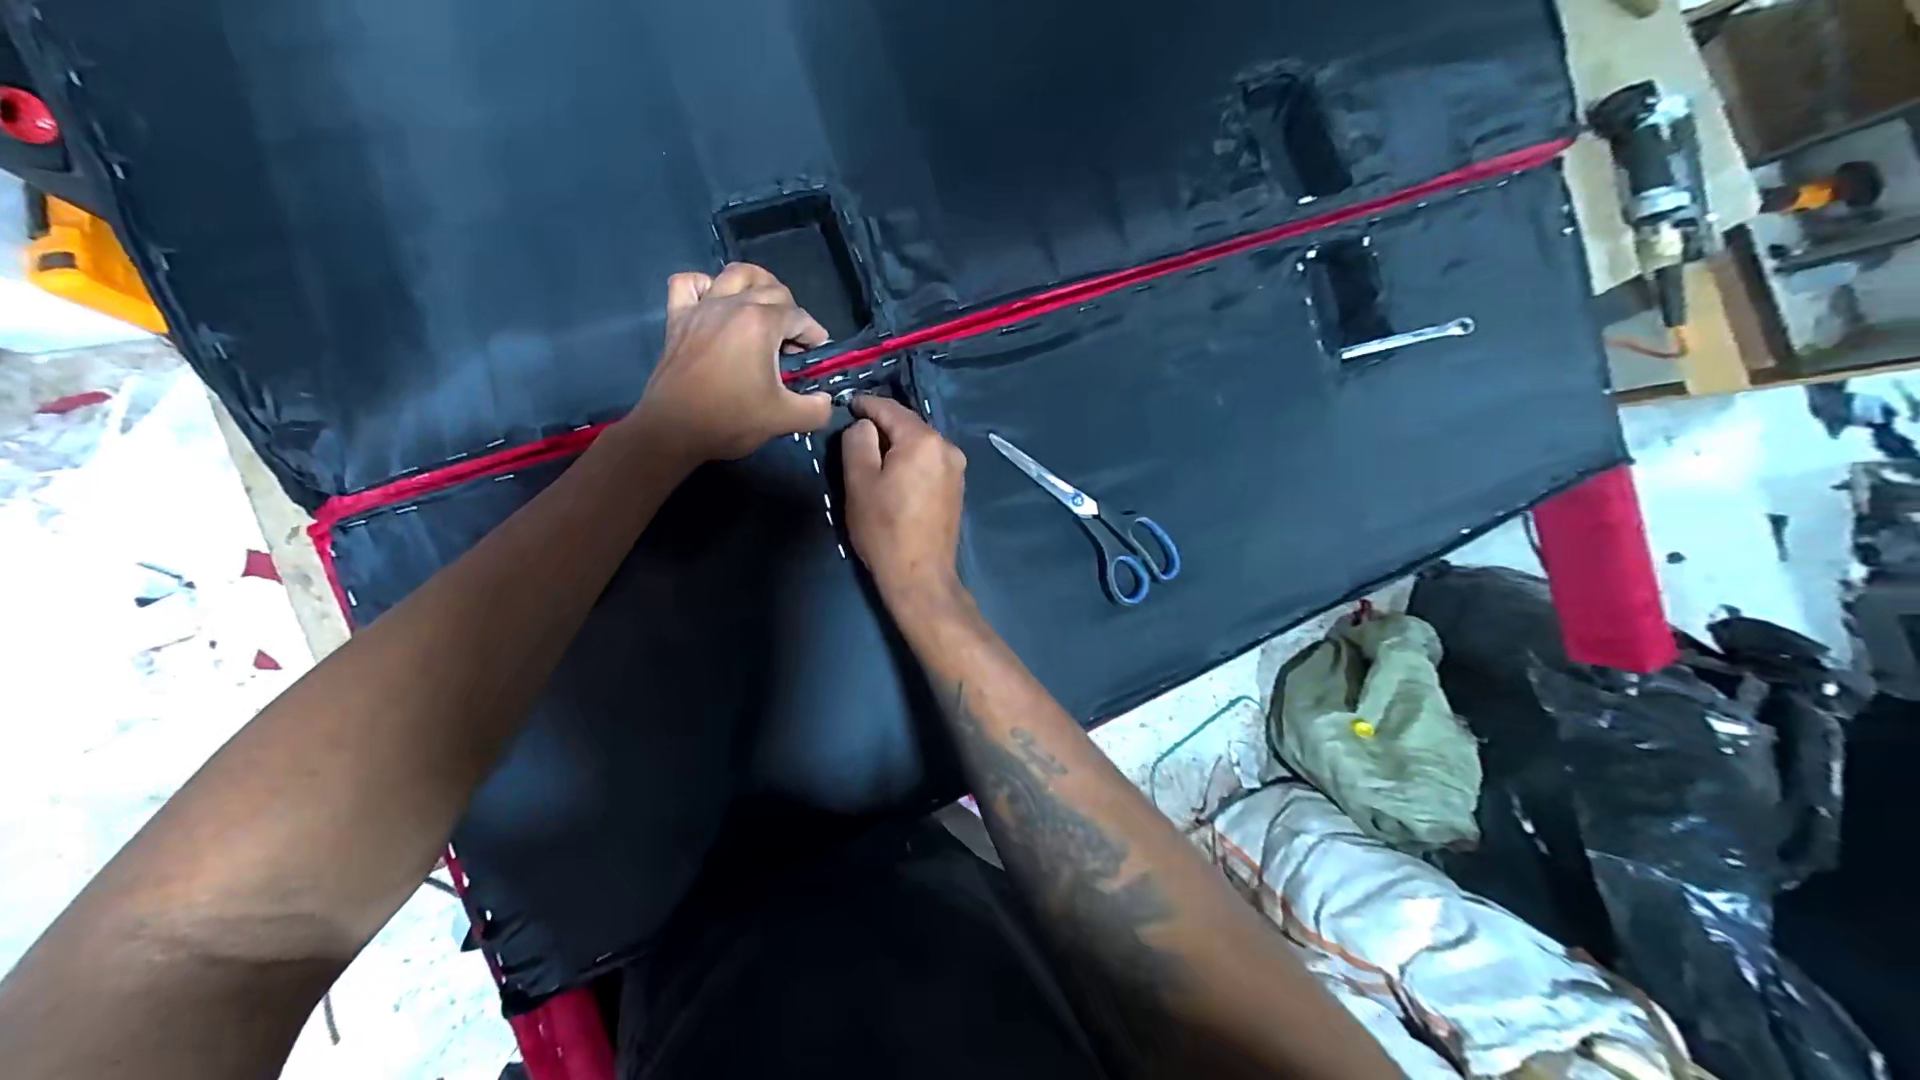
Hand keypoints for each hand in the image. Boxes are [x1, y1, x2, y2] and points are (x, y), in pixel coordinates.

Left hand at [627, 263, 832, 463]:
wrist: (674, 430)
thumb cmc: (731, 420)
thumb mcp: (786, 419)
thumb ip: (817, 408)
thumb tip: (825, 400)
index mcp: (760, 323)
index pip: (799, 316)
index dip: (814, 334)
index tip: (816, 355)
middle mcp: (732, 305)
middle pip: (772, 289)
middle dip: (791, 312)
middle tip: (793, 343)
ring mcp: (702, 308)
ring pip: (735, 275)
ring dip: (756, 285)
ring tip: (764, 309)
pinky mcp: (678, 318)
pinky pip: (689, 284)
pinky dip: (705, 286)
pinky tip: (716, 303)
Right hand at [842, 396, 970, 614]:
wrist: (920, 576)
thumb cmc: (884, 528)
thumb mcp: (859, 481)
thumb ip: (858, 442)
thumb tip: (865, 425)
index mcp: (924, 441)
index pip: (890, 409)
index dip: (865, 404)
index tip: (847, 404)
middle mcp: (947, 448)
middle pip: (908, 425)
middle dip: (882, 426)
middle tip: (855, 434)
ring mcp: (957, 469)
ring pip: (920, 445)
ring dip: (897, 445)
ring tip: (872, 456)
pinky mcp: (956, 489)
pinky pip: (929, 463)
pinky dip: (911, 461)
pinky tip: (896, 475)